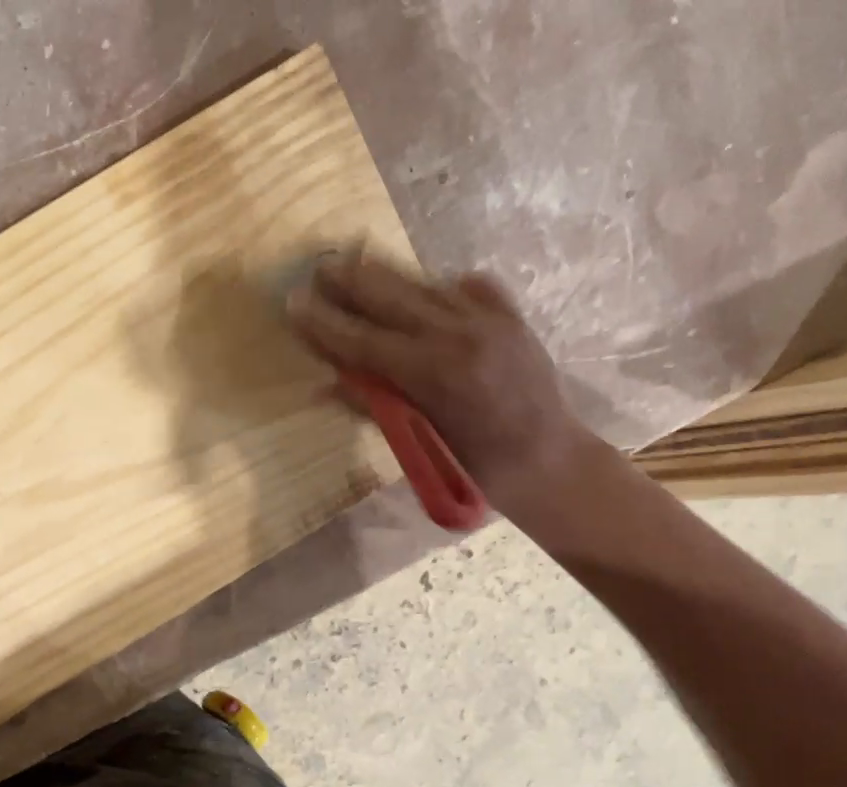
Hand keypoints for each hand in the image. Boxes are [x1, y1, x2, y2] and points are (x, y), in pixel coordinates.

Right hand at [287, 248, 607, 507]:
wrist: (551, 461)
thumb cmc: (476, 468)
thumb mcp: (418, 445)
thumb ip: (374, 407)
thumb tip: (328, 384)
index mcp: (431, 373)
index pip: (361, 339)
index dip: (324, 322)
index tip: (294, 302)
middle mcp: (458, 335)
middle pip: (391, 296)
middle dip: (352, 281)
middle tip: (321, 265)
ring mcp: (488, 320)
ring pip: (425, 285)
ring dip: (388, 274)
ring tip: (358, 258)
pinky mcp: (511, 316)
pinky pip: (467, 287)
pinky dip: (440, 285)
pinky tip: (426, 285)